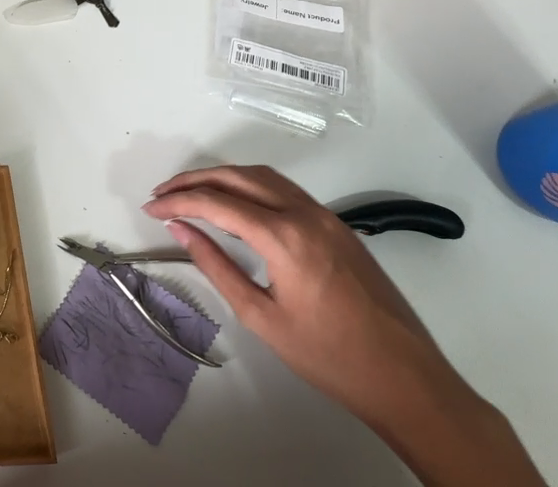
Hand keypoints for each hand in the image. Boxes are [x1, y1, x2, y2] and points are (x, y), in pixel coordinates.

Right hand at [145, 166, 542, 486]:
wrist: (407, 380)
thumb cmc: (328, 356)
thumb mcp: (260, 316)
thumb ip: (216, 266)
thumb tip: (180, 229)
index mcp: (284, 237)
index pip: (216, 202)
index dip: (177, 201)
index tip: (149, 208)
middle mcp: (305, 215)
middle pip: (237, 177)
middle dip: (194, 180)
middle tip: (162, 194)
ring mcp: (326, 217)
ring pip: (263, 176)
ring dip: (222, 177)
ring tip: (191, 193)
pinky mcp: (338, 227)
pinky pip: (284, 190)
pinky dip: (250, 186)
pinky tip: (235, 204)